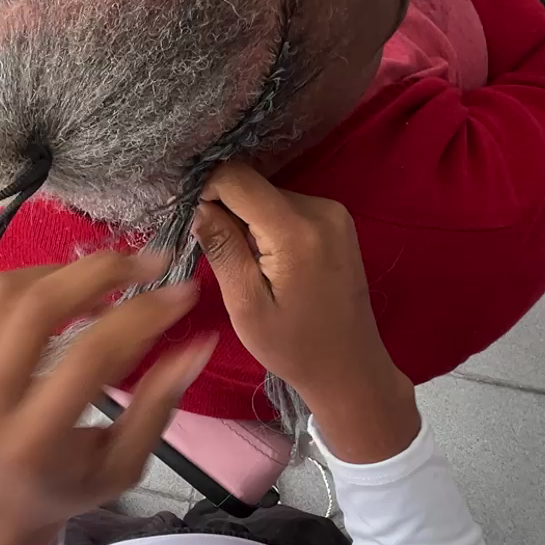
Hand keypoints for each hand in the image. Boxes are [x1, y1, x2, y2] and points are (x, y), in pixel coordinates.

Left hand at [0, 252, 216, 544]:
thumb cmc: (66, 488)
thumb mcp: (123, 465)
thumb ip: (158, 405)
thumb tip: (198, 344)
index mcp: (33, 439)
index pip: (88, 356)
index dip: (141, 315)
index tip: (181, 293)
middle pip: (38, 307)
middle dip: (102, 272)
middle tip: (148, 263)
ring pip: (9, 289)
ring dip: (67, 271)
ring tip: (113, 276)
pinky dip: (36, 278)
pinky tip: (72, 286)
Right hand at [193, 162, 418, 462]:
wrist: (349, 367)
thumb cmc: (293, 346)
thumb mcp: (245, 305)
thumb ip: (222, 248)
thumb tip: (197, 206)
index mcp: (296, 230)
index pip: (236, 177)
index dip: (205, 193)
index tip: (195, 226)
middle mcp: (320, 208)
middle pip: (251, 186)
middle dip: (226, 212)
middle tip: (220, 256)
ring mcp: (333, 211)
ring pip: (266, 195)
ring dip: (246, 221)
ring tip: (247, 265)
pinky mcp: (335, 219)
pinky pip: (284, 207)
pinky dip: (265, 226)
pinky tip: (267, 261)